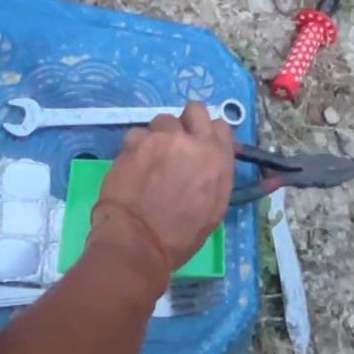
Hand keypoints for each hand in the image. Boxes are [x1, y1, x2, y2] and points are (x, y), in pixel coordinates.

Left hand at [91, 103, 235, 282]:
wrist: (137, 242)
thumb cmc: (180, 235)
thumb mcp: (215, 208)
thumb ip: (217, 174)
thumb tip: (213, 160)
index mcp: (217, 158)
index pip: (220, 126)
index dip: (208, 135)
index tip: (200, 146)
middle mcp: (192, 140)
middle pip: (194, 110)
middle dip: (186, 123)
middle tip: (176, 144)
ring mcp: (162, 138)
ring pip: (162, 121)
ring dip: (159, 135)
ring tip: (151, 158)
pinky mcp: (134, 142)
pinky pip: (137, 134)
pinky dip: (136, 147)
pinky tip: (133, 166)